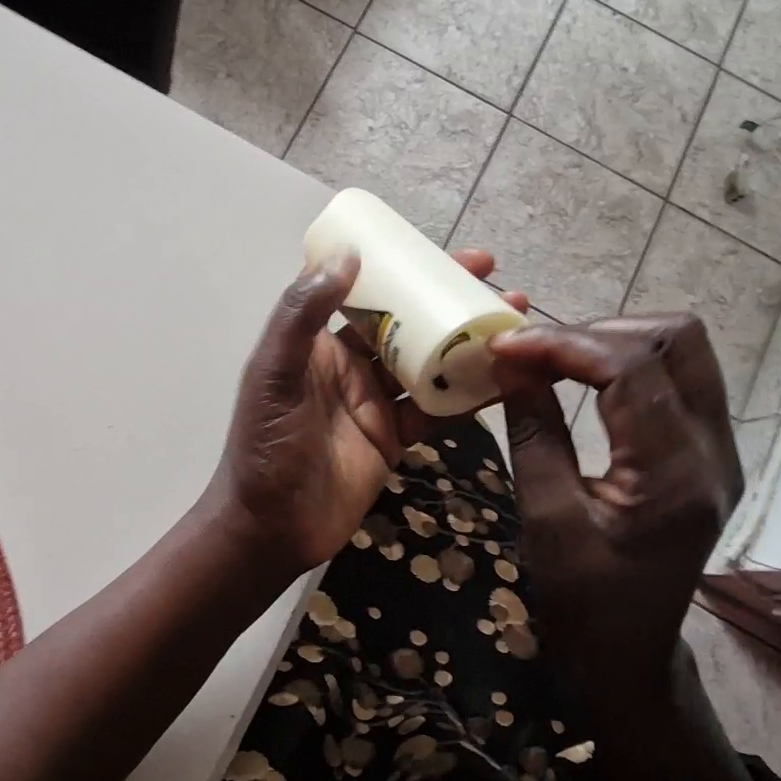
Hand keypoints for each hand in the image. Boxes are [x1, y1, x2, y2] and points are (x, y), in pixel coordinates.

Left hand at [206, 249, 528, 574]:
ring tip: (516, 320)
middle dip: (449, 299)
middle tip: (499, 282)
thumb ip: (301, 316)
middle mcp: (350, 365)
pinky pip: (439, 409)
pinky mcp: (395, 438)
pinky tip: (510, 377)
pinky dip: (472, 393)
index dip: (404, 268)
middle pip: (407, 321)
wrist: (271, 527)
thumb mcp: (273, 374)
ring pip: (430, 361)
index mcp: (318, 343)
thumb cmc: (264, 446)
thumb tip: (347, 255)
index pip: (365, 291)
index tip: (450, 254)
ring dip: (468, 340)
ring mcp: (375, 402)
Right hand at [486, 315, 743, 678]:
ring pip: (683, 351)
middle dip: (595, 332)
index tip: (505, 347)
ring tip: (552, 362)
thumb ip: (533, 430)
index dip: (564, 343)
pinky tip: (579, 382)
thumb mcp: (544, 515)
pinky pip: (676, 380)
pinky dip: (625, 365)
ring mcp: (718, 449)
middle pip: (676, 340)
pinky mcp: (706, 453)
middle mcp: (713, 449)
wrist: (627, 649)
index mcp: (674, 472)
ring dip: (614, 342)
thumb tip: (509, 363)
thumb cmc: (579, 595)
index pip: (631, 368)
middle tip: (533, 353)